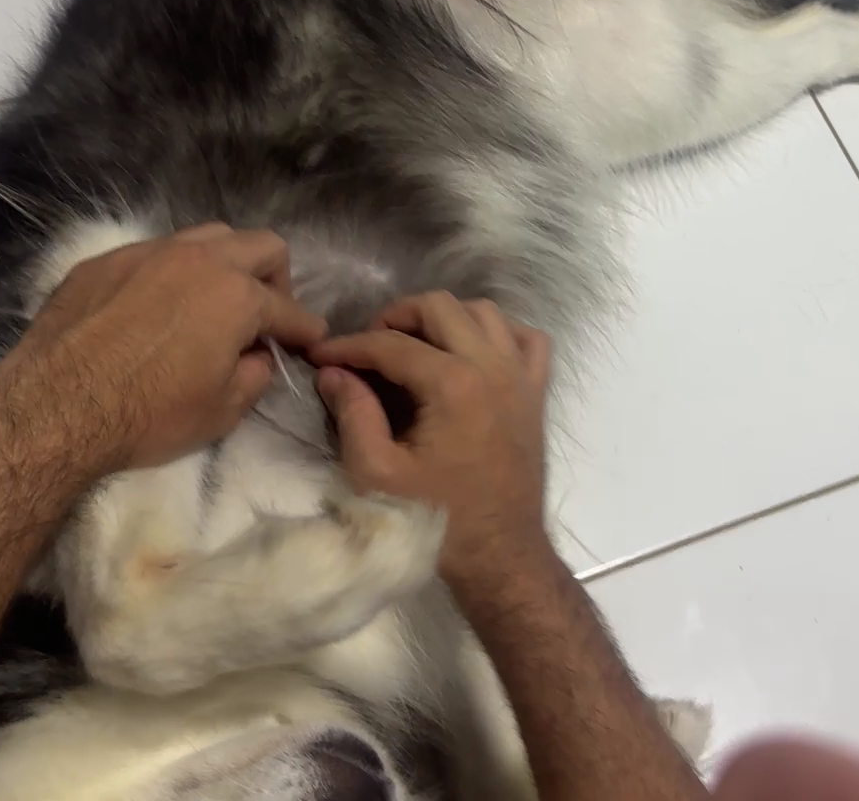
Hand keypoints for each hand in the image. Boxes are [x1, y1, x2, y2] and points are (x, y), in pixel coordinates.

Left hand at [0, 223, 326, 473]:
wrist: (47, 415)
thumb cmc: (148, 416)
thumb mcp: (225, 410)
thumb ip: (257, 372)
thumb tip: (257, 354)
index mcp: (238, 296)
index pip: (291, 310)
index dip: (307, 329)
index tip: (312, 341)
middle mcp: (200, 261)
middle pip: (262, 245)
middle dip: (277, 278)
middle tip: (264, 314)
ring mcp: (148, 254)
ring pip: (208, 237)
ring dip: (226, 265)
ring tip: (212, 301)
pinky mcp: (103, 263)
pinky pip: (155, 254)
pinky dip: (171, 275)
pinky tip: (154, 310)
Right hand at [309, 292, 553, 586]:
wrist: (500, 552)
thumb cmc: (434, 519)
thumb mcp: (377, 474)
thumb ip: (353, 414)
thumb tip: (334, 372)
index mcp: (453, 384)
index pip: (392, 344)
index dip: (349, 346)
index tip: (321, 357)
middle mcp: (493, 365)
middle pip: (441, 307)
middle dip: (397, 317)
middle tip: (369, 346)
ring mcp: (521, 375)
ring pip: (485, 312)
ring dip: (447, 317)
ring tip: (417, 344)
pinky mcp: (537, 391)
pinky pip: (528, 339)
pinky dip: (500, 333)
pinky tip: (475, 352)